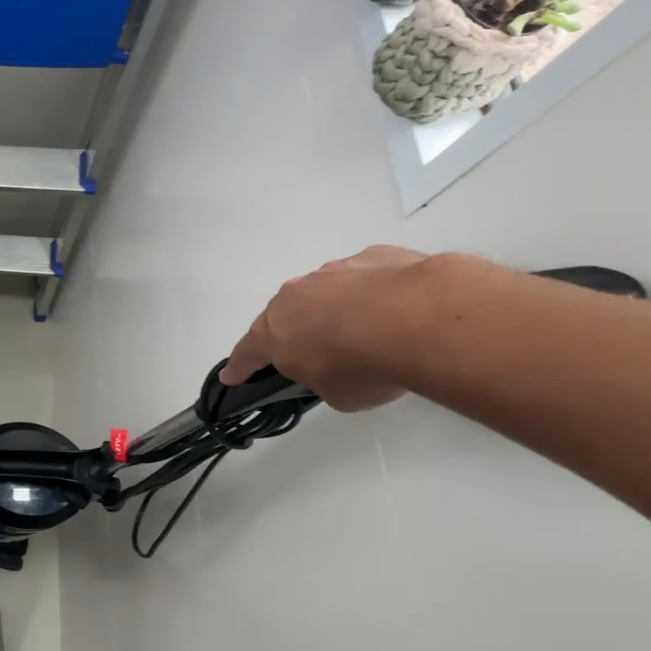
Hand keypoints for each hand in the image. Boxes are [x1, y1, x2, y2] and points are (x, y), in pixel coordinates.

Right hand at [219, 246, 430, 411]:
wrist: (419, 318)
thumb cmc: (364, 365)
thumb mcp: (337, 394)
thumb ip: (323, 380)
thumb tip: (334, 368)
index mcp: (272, 333)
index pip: (247, 354)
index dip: (240, 368)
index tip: (230, 376)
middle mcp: (292, 297)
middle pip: (285, 316)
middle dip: (297, 332)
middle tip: (320, 353)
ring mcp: (331, 271)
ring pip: (324, 292)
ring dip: (336, 309)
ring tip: (369, 330)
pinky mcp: (372, 256)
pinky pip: (365, 278)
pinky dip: (373, 293)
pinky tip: (397, 308)